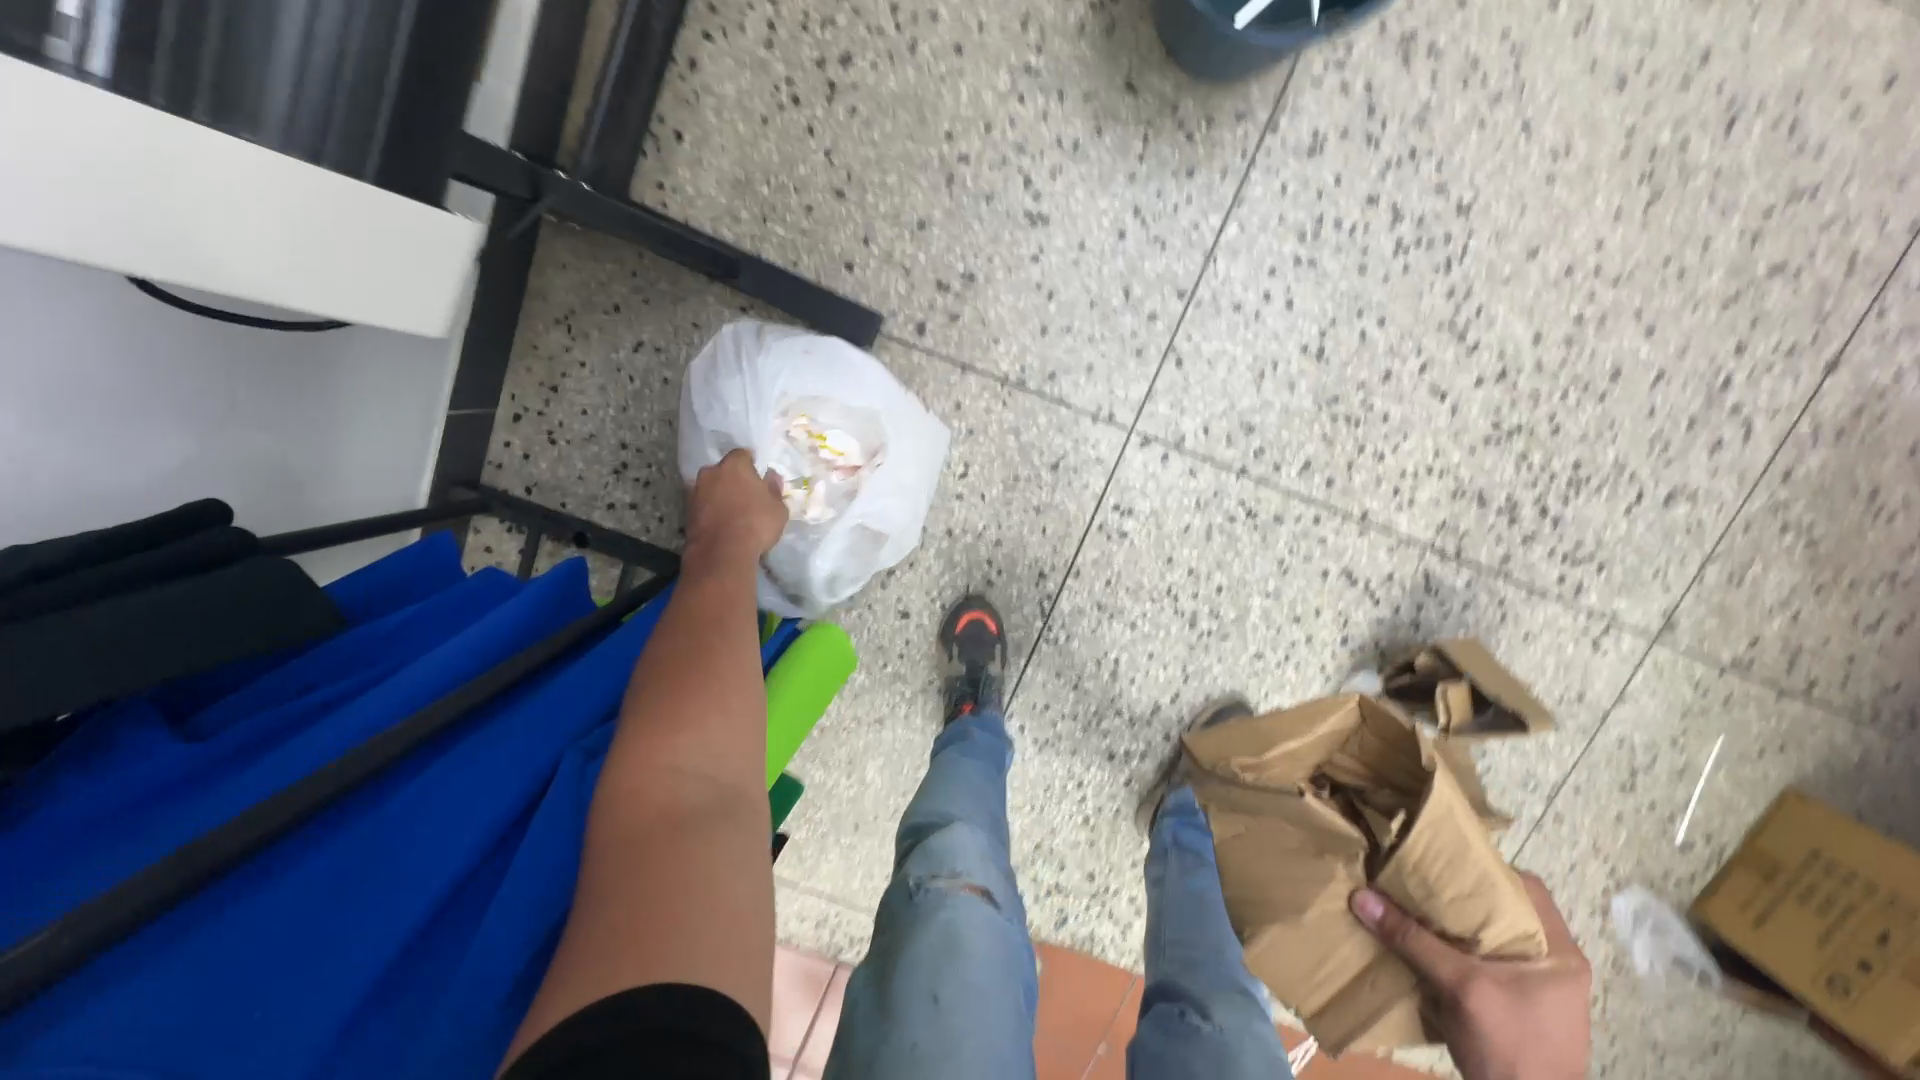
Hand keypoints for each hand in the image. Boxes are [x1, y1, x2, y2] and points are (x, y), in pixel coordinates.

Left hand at [685, 449, 787, 572]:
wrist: (722, 552)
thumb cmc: (756, 524)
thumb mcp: (778, 508)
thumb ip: (774, 489)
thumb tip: (772, 477)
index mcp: (734, 465)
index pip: (743, 454)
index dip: (751, 465)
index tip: (758, 477)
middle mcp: (711, 472)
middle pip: (723, 470)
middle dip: (732, 479)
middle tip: (745, 495)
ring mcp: (695, 491)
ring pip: (710, 487)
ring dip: (719, 495)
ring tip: (731, 512)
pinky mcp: (686, 511)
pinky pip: (702, 504)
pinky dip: (710, 510)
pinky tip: (720, 523)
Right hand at [1350, 873, 1591, 1079]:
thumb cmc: (1510, 1047)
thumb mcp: (1461, 988)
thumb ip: (1414, 940)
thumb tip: (1361, 896)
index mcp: (1560, 952)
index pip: (1526, 888)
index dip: (1485, 868)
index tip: (1441, 858)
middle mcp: (1553, 964)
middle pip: (1503, 912)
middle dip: (1460, 897)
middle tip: (1417, 881)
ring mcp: (1536, 990)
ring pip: (1490, 940)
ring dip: (1453, 927)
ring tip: (1413, 909)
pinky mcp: (1516, 1009)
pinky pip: (1482, 965)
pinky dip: (1454, 954)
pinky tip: (1424, 950)